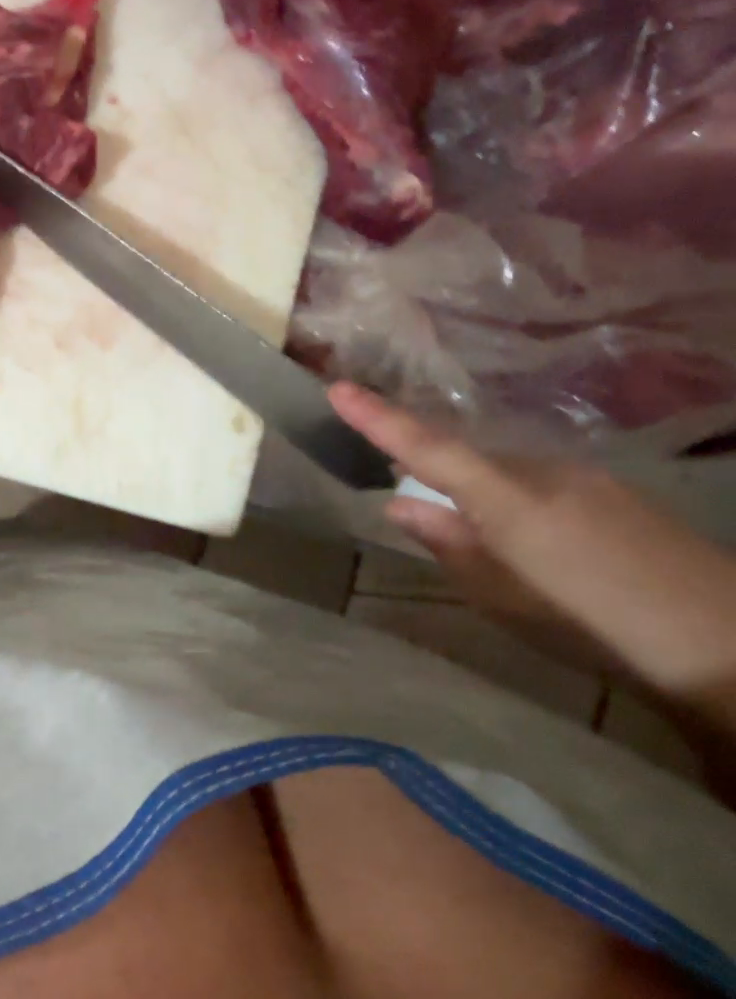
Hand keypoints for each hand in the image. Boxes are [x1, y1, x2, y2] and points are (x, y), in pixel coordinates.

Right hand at [330, 382, 735, 704]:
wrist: (729, 644)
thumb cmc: (593, 626)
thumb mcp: (501, 596)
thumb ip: (448, 543)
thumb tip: (403, 505)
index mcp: (510, 500)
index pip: (428, 449)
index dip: (379, 419)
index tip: (337, 388)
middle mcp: (548, 474)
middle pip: (469, 459)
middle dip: (431, 473)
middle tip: (407, 501)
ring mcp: (591, 481)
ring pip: (508, 474)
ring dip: (478, 494)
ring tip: (479, 541)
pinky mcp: (621, 497)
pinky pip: (543, 486)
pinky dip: (516, 503)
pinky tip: (533, 546)